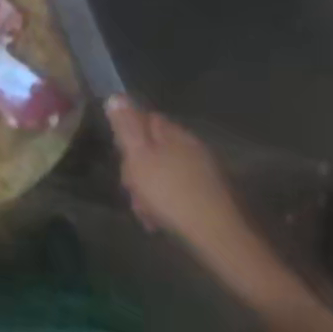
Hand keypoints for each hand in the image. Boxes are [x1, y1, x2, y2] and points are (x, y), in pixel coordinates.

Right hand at [106, 96, 254, 258]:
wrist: (216, 235)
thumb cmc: (169, 192)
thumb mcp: (138, 156)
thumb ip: (126, 127)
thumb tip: (116, 95)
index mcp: (175, 135)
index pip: (145, 119)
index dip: (127, 135)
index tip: (119, 155)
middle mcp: (192, 148)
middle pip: (152, 148)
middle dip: (136, 168)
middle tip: (130, 188)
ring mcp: (204, 172)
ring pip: (162, 172)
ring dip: (148, 190)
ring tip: (144, 211)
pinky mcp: (209, 196)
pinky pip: (176, 191)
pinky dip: (164, 203)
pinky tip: (159, 220)